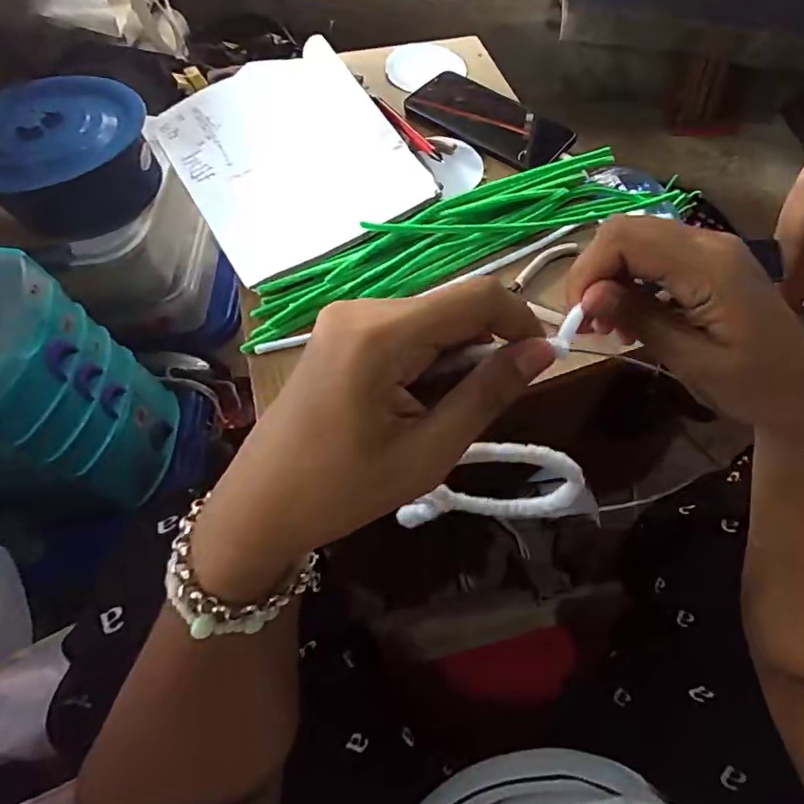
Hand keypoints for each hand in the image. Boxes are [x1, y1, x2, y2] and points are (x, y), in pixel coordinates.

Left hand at [190, 279, 555, 599]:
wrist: (259, 507)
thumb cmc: (343, 489)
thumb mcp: (430, 450)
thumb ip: (489, 392)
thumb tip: (545, 351)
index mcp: (380, 333)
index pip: (477, 295)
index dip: (522, 320)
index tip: (542, 360)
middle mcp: (363, 306)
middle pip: (455, 305)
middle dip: (485, 345)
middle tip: (484, 403)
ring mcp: (348, 315)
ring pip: (435, 317)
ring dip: (457, 355)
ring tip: (439, 411)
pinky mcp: (344, 329)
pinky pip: (409, 328)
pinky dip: (431, 357)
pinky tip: (416, 399)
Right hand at [564, 216, 803, 430]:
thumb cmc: (755, 387)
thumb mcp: (693, 361)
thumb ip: (641, 319)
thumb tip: (589, 296)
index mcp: (710, 265)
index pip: (626, 238)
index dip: (591, 270)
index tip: (580, 318)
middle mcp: (710, 242)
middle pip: (628, 229)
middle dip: (596, 272)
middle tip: (588, 323)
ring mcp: (713, 248)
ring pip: (639, 239)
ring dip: (612, 276)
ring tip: (607, 327)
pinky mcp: (712, 262)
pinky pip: (658, 255)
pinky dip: (633, 280)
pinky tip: (631, 318)